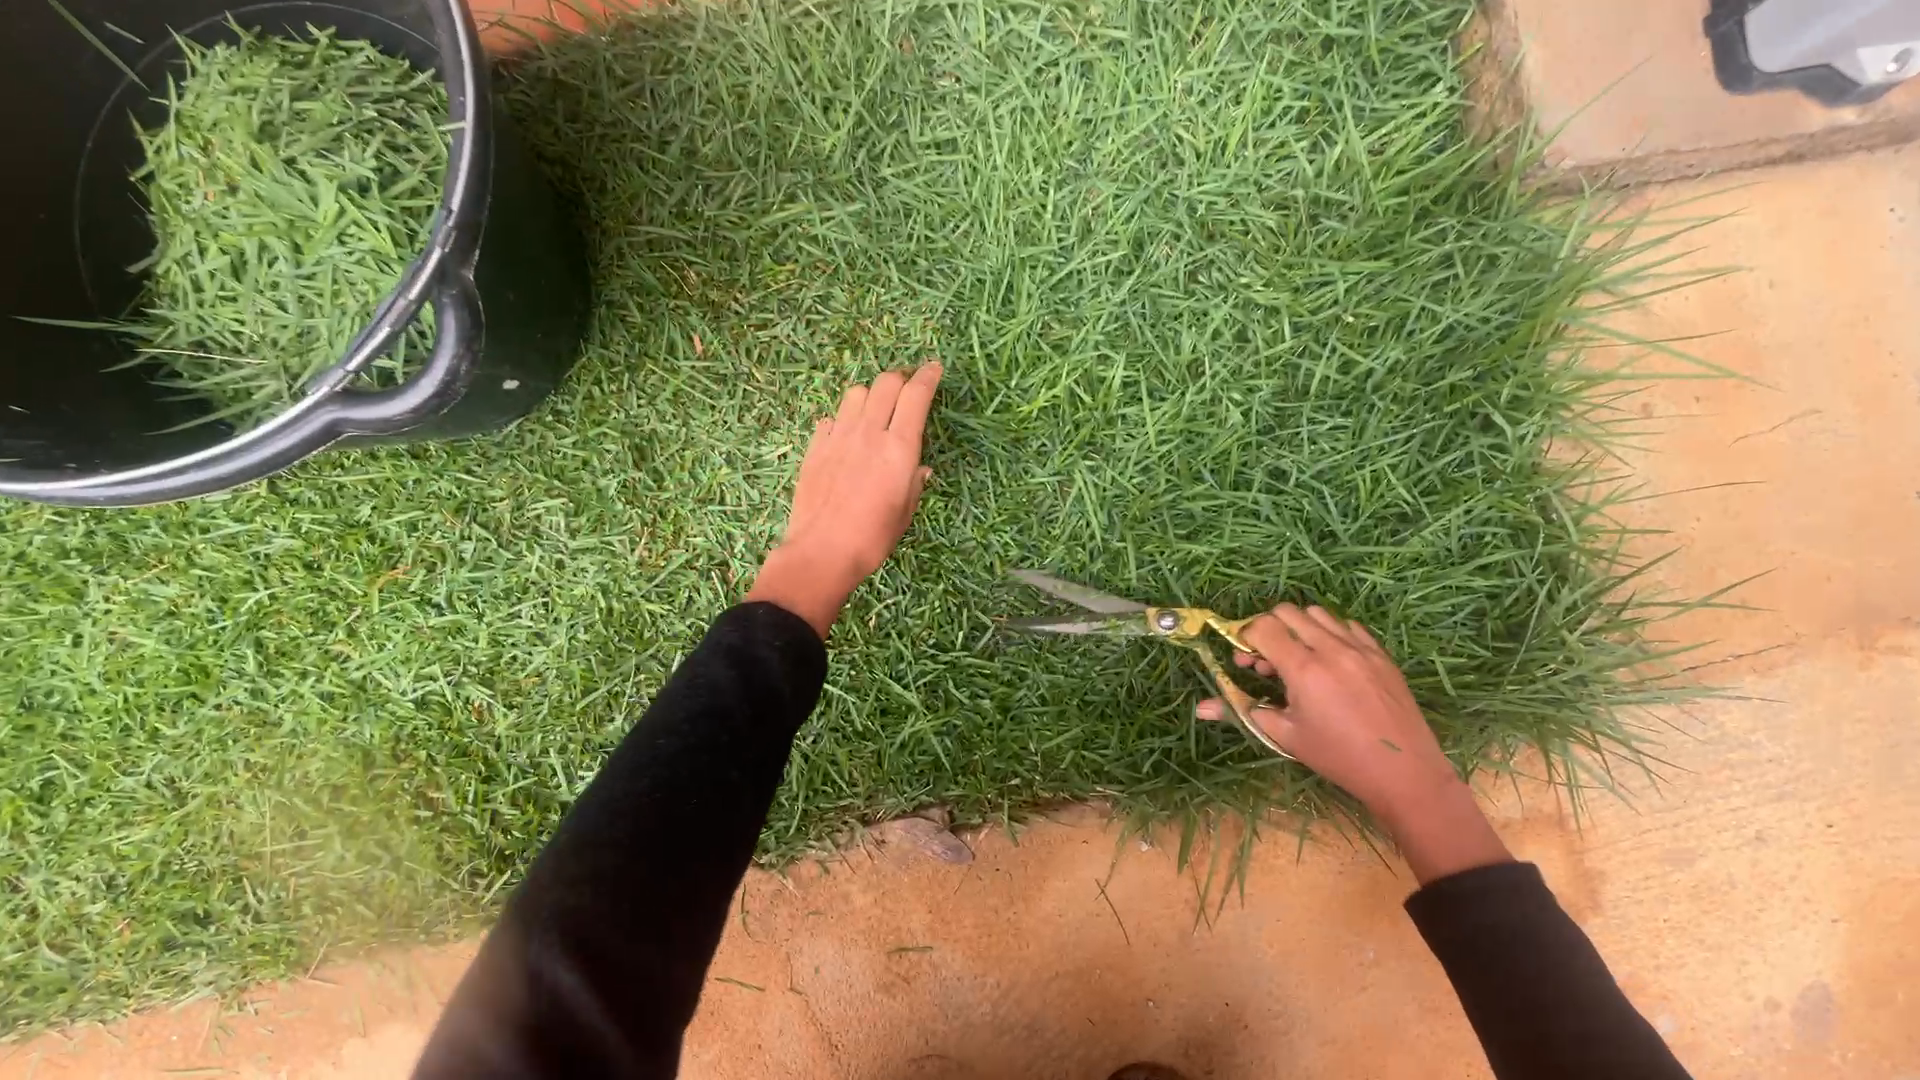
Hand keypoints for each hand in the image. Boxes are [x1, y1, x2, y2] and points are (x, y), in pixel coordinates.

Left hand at [746, 363, 942, 637]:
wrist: (822, 552)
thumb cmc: (873, 538)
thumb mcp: (905, 512)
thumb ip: (914, 482)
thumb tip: (920, 468)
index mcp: (899, 448)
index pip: (916, 395)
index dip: (928, 376)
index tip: (934, 369)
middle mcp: (869, 433)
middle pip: (886, 383)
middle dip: (900, 378)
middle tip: (907, 387)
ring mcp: (838, 437)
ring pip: (856, 393)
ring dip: (870, 394)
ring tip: (875, 410)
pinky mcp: (815, 447)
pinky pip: (831, 418)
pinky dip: (842, 419)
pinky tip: (846, 436)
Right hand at [1197, 603, 1509, 883]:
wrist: (1403, 771)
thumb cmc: (1338, 757)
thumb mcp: (1285, 736)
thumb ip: (1242, 711)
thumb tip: (1200, 709)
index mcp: (1304, 669)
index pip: (1263, 627)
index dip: (1246, 637)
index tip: (1245, 659)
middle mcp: (1331, 649)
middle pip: (1287, 612)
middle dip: (1269, 629)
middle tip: (1267, 660)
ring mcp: (1360, 648)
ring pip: (1317, 613)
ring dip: (1300, 628)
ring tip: (1299, 659)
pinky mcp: (1380, 654)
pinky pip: (1348, 625)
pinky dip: (1330, 634)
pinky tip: (1330, 662)